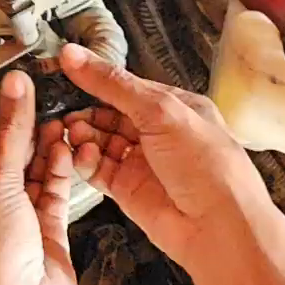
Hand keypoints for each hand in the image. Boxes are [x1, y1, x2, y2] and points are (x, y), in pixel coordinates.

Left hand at [0, 70, 78, 284]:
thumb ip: (11, 134)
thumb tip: (14, 90)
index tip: (13, 100)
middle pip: (5, 164)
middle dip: (23, 137)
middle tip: (40, 106)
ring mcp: (17, 225)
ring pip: (32, 177)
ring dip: (45, 151)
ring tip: (58, 122)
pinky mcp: (46, 234)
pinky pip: (53, 194)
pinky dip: (60, 172)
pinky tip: (66, 150)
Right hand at [57, 43, 282, 279]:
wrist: (219, 227)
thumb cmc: (209, 167)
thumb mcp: (159, 110)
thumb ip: (113, 84)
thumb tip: (75, 56)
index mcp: (173, 107)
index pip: (126, 86)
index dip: (96, 80)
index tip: (67, 72)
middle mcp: (157, 133)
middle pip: (109, 115)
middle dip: (86, 112)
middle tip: (66, 112)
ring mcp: (142, 162)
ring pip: (100, 142)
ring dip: (83, 137)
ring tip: (73, 134)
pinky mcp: (129, 189)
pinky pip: (98, 170)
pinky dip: (85, 162)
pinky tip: (81, 156)